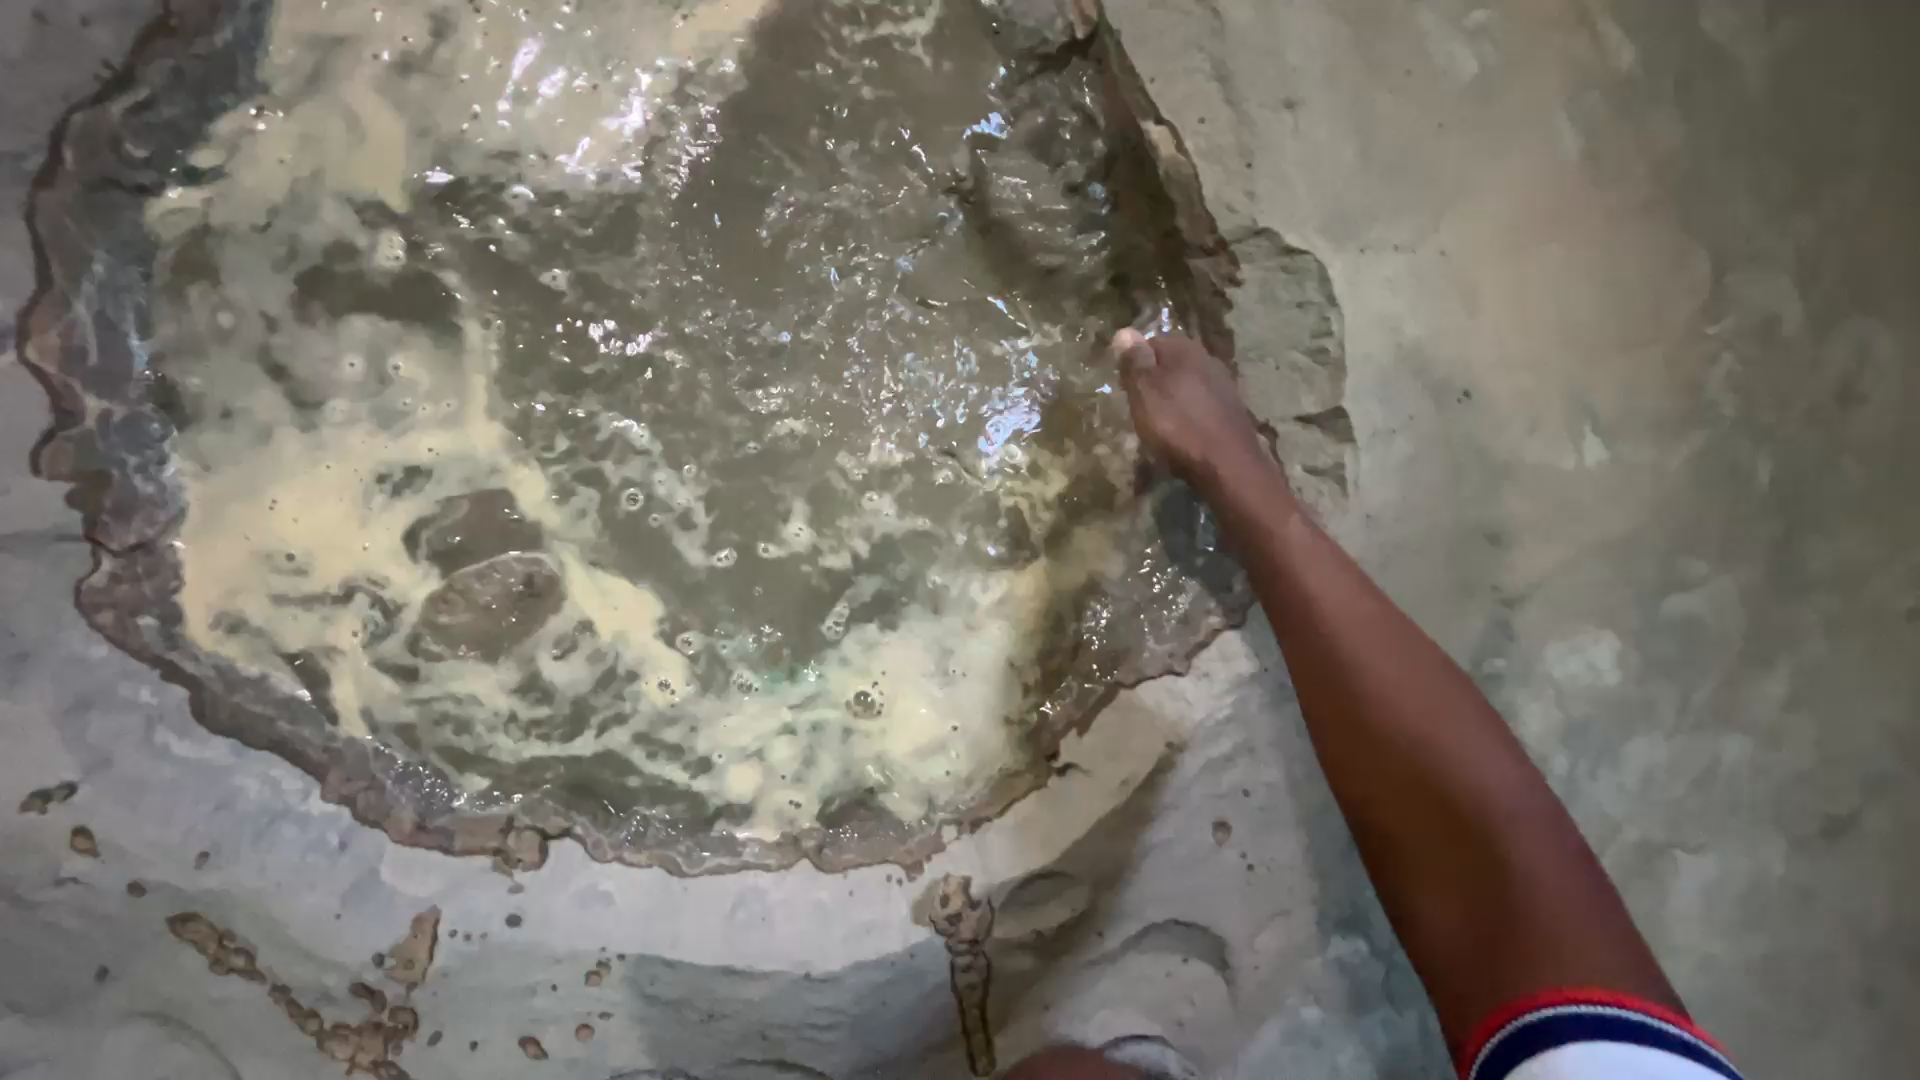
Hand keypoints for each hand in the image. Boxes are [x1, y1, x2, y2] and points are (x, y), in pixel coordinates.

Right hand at [1112, 329, 1271, 491]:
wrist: (1226, 464)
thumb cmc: (1177, 425)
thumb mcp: (1144, 391)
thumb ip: (1134, 362)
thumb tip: (1124, 331)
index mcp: (1184, 349)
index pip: (1150, 343)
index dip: (1134, 363)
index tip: (1124, 387)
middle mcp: (1207, 359)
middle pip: (1171, 364)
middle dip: (1154, 381)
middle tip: (1137, 406)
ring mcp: (1223, 385)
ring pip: (1187, 384)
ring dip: (1172, 398)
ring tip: (1157, 422)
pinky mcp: (1231, 411)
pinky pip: (1201, 405)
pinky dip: (1188, 414)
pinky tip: (1182, 432)